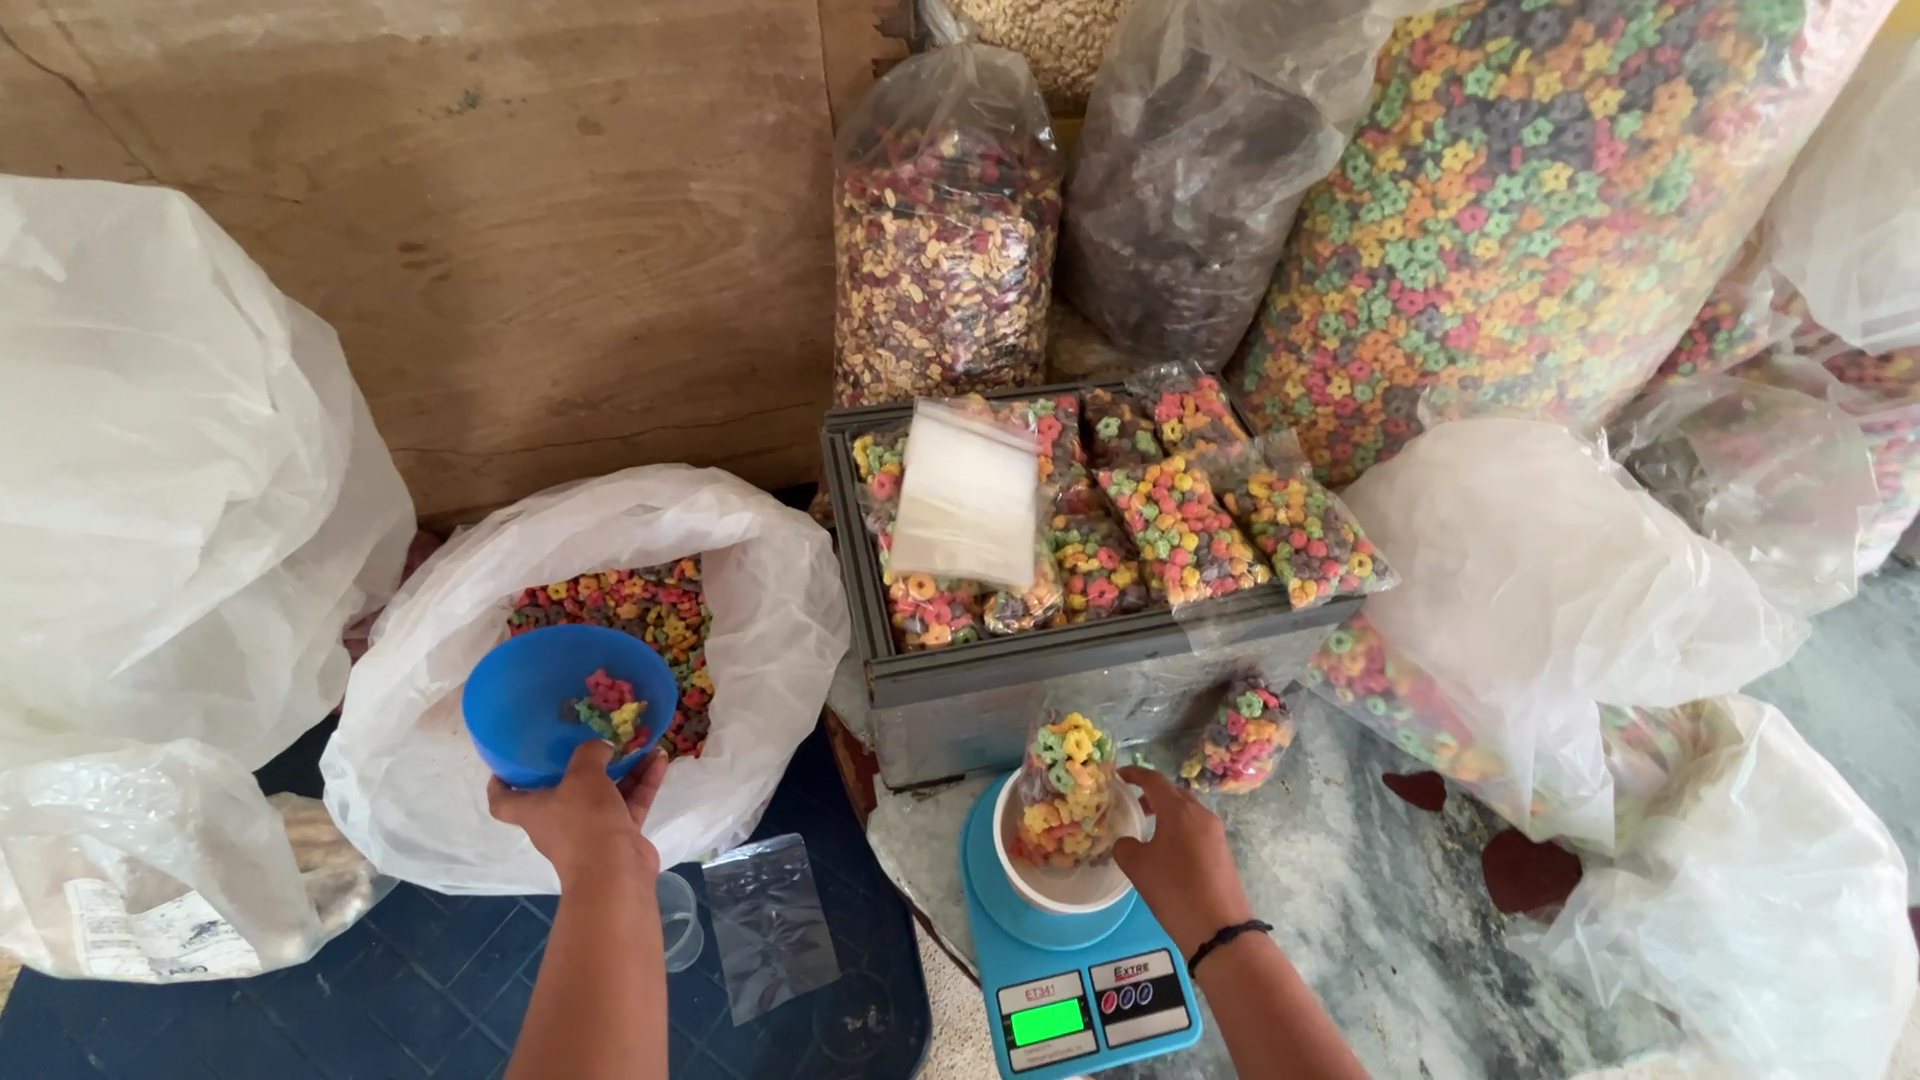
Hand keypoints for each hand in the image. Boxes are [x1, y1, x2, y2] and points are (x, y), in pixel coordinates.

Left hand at [489, 741, 668, 887]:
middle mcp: (559, 819)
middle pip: (565, 790)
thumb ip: (589, 754)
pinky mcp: (620, 834)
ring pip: (606, 792)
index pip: (503, 800)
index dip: (501, 783)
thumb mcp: (583, 776)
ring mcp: (591, 828)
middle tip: (595, 740)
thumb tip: (600, 747)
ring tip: (640, 743)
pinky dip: (644, 782)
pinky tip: (660, 759)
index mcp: (534, 810)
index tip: (507, 764)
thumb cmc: (584, 821)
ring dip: (624, 768)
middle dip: (583, 765)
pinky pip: (630, 801)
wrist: (614, 871)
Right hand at [1113, 765, 1253, 958]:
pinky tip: (1168, 850)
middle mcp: (1201, 814)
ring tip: (1149, 828)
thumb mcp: (1138, 867)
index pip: (1154, 780)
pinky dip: (1180, 827)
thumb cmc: (1174, 890)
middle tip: (1132, 804)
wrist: (1219, 930)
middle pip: (1174, 792)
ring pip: (1187, 810)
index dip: (1134, 774)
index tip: (1119, 776)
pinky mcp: (1223, 851)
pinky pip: (1197, 827)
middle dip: (1152, 793)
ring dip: (1167, 811)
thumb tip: (1127, 842)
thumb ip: (1125, 846)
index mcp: (1179, 810)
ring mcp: (1216, 833)